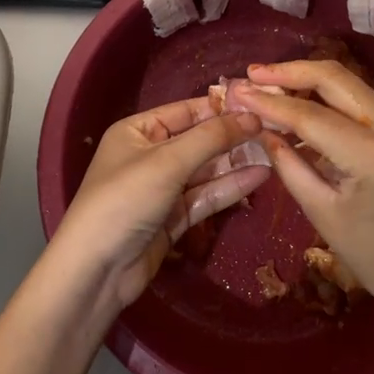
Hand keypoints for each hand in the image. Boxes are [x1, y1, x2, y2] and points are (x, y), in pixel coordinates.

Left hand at [51, 98, 270, 310]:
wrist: (97, 269)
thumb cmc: (125, 200)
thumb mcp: (168, 162)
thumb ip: (212, 138)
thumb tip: (252, 117)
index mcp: (138, 131)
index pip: (186, 110)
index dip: (222, 107)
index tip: (260, 104)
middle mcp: (150, 155)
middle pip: (199, 140)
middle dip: (234, 136)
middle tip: (275, 129)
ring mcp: (162, 188)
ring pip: (206, 169)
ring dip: (236, 162)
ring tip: (276, 151)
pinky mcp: (173, 218)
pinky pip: (205, 196)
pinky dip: (230, 187)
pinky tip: (260, 176)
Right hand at [233, 60, 373, 317]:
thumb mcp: (324, 215)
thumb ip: (290, 167)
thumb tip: (262, 130)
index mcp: (372, 153)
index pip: (310, 115)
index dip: (269, 102)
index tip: (236, 91)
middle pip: (333, 79)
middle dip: (289, 72)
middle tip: (251, 74)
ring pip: (348, 84)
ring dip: (307, 80)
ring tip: (268, 83)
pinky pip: (360, 101)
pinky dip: (327, 96)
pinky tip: (301, 102)